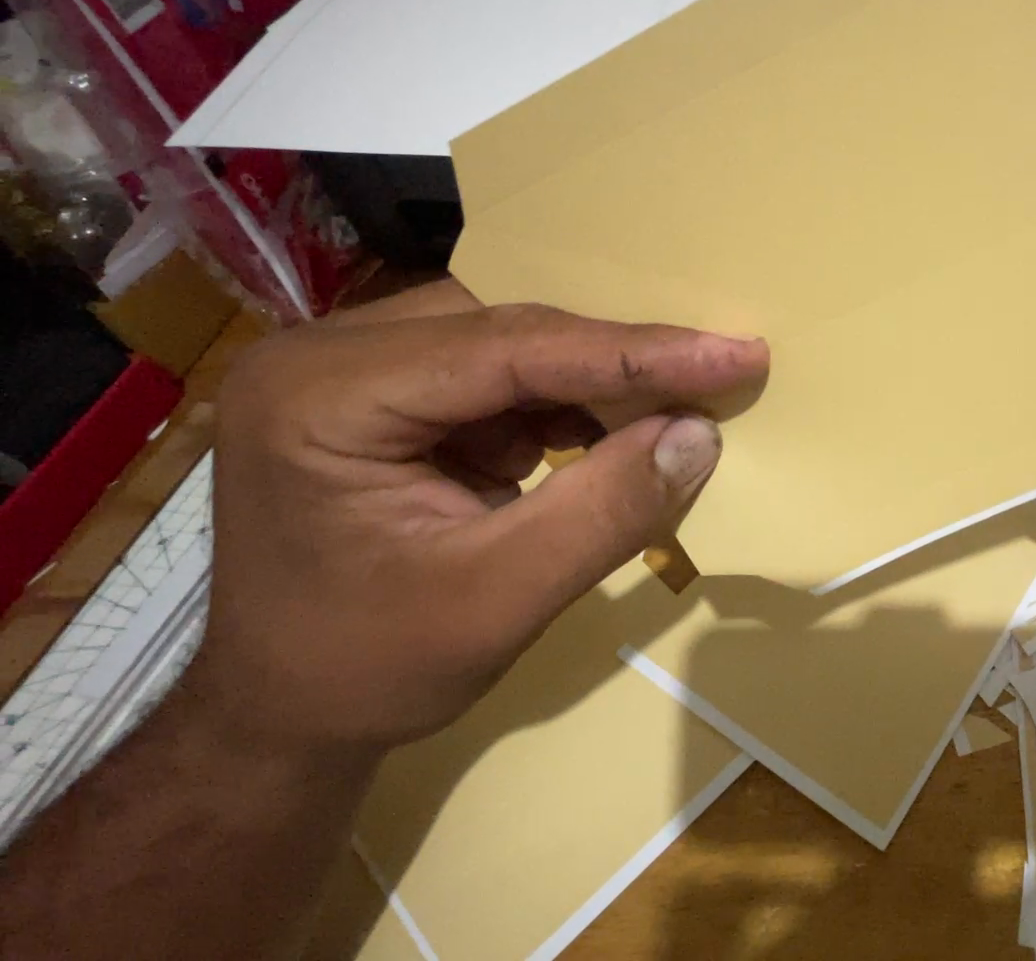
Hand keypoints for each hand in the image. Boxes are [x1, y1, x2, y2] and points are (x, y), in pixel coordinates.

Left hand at [188, 281, 768, 750]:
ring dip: (602, 383)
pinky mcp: (399, 400)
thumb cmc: (370, 668)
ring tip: (677, 411)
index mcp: (324, 396)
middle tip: (722, 375)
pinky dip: (574, 407)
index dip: (635, 352)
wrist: (283, 717)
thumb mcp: (499, 599)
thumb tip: (701, 434)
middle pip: (512, 331)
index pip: (509, 348)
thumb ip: (604, 511)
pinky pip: (509, 378)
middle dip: (622, 360)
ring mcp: (362, 374)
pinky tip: (612, 438)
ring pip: (517, 346)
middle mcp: (334, 358)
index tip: (738, 354)